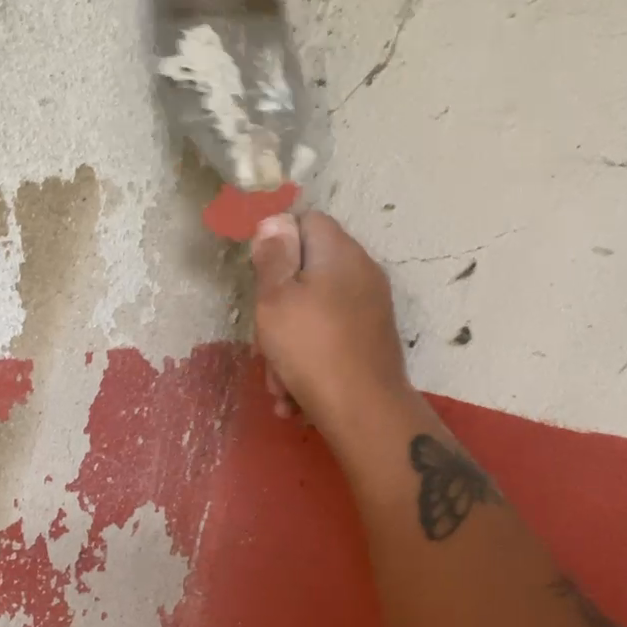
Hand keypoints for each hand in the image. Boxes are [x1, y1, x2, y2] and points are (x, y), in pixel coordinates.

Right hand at [249, 211, 413, 424]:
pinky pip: (326, 339)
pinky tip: (294, 390)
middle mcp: (360, 272)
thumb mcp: (275, 298)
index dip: (277, 242)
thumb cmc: (309, 346)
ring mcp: (368, 307)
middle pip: (306, 272)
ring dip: (286, 344)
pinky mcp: (368, 338)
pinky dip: (306, 360)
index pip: (307, 221)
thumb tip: (274, 220)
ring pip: (312, 312)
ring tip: (278, 377)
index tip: (258, 277)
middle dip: (277, 306)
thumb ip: (273, 257)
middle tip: (263, 337)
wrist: (360, 407)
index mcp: (339, 254)